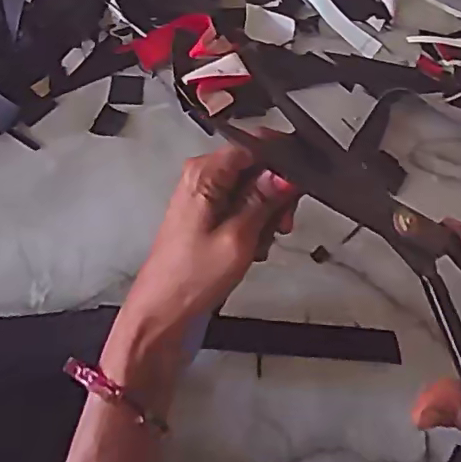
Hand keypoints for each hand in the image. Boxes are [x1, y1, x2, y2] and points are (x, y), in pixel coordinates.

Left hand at [118, 143, 299, 337]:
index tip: (299, 182)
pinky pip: (245, 206)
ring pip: (254, 188)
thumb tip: (286, 174)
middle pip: (256, 165)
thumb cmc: (188, 281)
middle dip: (277, 192)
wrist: (162, 318)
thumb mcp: (239, 238)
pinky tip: (254, 246)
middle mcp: (202, 178)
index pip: (254, 144)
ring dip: (268, 212)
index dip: (281, 160)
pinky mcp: (210, 216)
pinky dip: (257, 224)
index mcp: (203, 173)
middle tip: (282, 221)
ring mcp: (206, 197)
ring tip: (264, 240)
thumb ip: (264, 200)